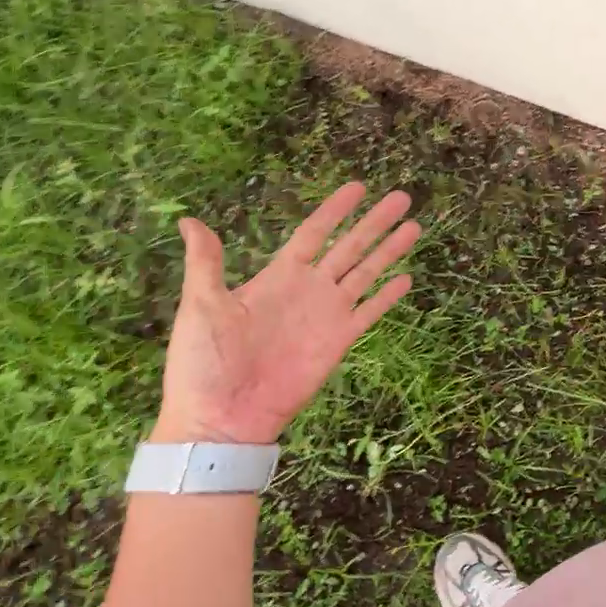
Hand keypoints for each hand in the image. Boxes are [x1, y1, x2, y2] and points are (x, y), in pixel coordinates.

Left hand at [152, 182, 420, 444]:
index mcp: (277, 277)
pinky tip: (406, 279)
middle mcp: (308, 290)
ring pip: (367, 273)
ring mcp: (327, 315)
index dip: (335, 210)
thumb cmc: (203, 364)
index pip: (314, 234)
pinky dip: (388, 296)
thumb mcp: (199, 307)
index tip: (358, 187)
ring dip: (390, 250)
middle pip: (350, 246)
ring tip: (414, 227)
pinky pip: (370, 312)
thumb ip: (206, 264)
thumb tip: (191, 221)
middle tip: (402, 197)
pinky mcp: (339, 341)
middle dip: (375, 222)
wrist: (221, 419)